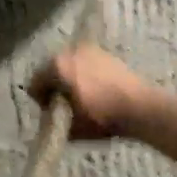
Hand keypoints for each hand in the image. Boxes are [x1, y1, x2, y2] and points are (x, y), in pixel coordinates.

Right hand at [28, 45, 154, 139]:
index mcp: (57, 66)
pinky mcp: (106, 53)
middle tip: (64, 106)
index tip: (50, 113)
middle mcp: (71, 51)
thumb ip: (55, 122)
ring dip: (70, 79)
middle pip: (52, 69)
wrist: (140, 106)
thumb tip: (53, 118)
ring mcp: (90, 49)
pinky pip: (87, 63)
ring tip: (81, 98)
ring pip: (70, 65)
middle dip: (55, 86)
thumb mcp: (72, 127)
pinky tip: (95, 90)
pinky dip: (86, 74)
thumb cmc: (102, 116)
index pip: (36, 82)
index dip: (40, 100)